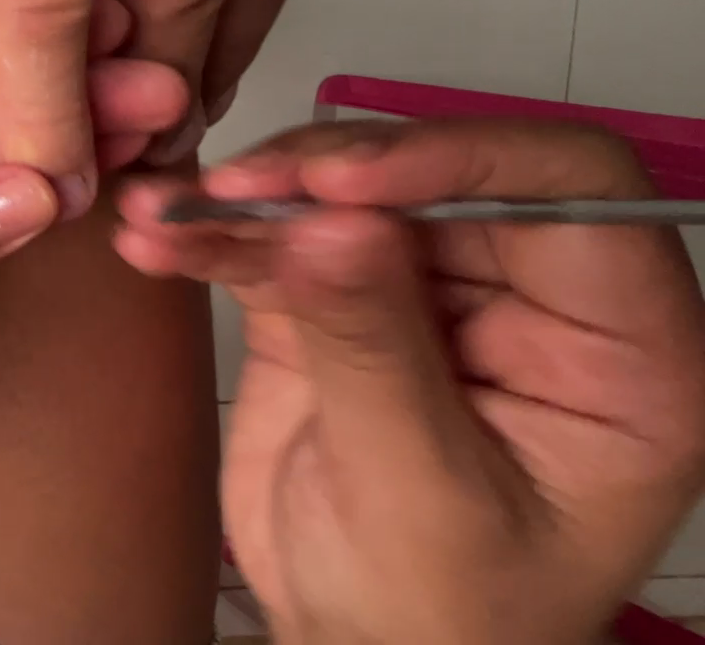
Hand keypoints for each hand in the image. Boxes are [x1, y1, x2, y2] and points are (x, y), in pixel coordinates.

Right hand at [114, 121, 704, 644]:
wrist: (348, 632)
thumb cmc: (434, 602)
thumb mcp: (416, 487)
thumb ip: (374, 350)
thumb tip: (330, 225)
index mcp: (609, 347)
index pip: (567, 192)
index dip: (454, 160)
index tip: (333, 184)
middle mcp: (511, 299)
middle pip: (418, 181)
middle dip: (311, 176)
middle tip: (224, 191)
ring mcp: (403, 294)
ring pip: (321, 202)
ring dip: (231, 204)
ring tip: (153, 216)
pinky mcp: (316, 302)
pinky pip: (258, 245)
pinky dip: (199, 238)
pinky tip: (149, 245)